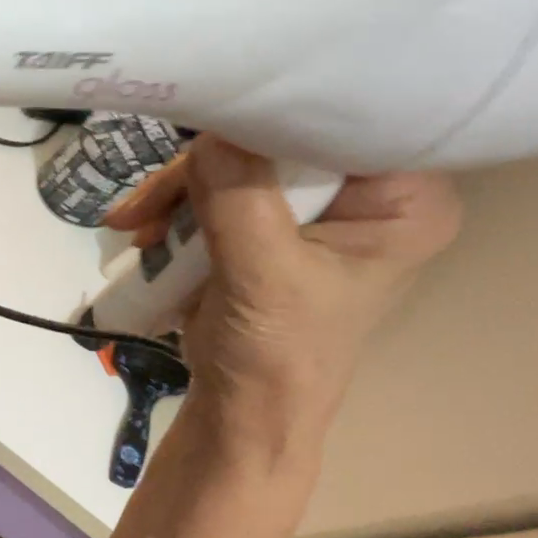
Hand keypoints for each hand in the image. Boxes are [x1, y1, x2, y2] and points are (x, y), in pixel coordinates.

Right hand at [109, 135, 460, 420]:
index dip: (271, 127)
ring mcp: (314, 216)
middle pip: (276, 149)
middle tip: (140, 210)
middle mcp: (368, 197)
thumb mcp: (260, 274)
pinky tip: (148, 239)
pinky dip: (177, 215)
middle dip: (201, 175)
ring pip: (237, 171)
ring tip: (134, 232)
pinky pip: (218, 199)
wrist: (242, 409)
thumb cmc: (274, 351)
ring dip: (176, 199)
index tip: (204, 139)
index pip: (340, 130)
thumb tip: (208, 134)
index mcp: (403, 202)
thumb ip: (238, 200)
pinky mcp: (268, 232)